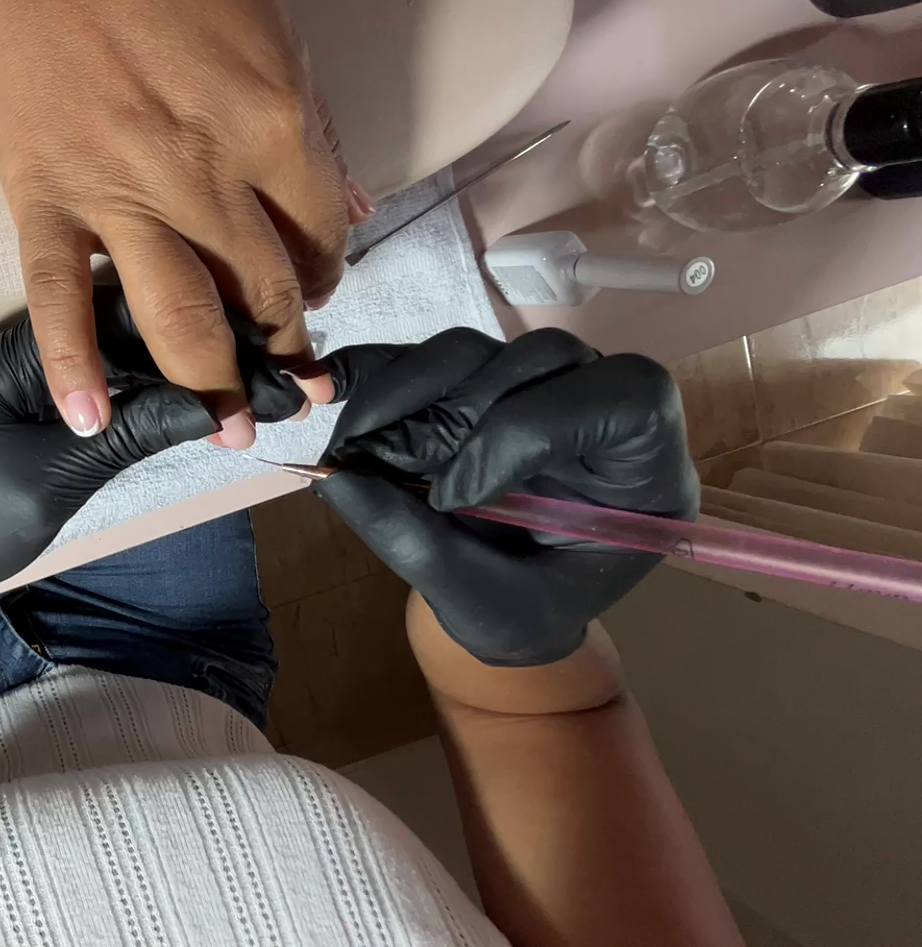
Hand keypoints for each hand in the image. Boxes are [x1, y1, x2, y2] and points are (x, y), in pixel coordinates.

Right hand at [0, 0, 363, 446]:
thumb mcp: (267, 27)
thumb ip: (308, 124)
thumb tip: (342, 206)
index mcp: (270, 122)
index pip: (319, 233)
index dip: (326, 277)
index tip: (317, 298)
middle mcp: (204, 177)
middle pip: (262, 290)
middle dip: (286, 346)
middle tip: (291, 382)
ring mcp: (120, 201)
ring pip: (178, 315)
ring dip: (213, 382)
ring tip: (230, 430)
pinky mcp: (48, 209)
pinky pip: (60, 300)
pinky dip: (71, 365)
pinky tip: (88, 420)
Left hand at [0, 286, 298, 650]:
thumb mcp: (58, 479)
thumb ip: (134, 433)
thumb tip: (222, 406)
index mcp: (10, 353)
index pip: (115, 321)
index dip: (195, 335)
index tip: (268, 357)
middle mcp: (21, 341)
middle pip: (126, 326)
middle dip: (203, 345)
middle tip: (284, 366)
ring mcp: (33, 363)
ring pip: (125, 349)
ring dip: (188, 365)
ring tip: (266, 380)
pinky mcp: (44, 390)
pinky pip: (109, 375)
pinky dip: (158, 387)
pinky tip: (211, 393)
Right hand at [309, 328, 698, 665]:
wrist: (497, 597)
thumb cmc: (518, 609)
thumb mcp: (483, 603)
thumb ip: (419, 547)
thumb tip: (336, 480)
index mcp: (637, 467)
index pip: (625, 397)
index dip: (529, 430)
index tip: (453, 495)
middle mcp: (586, 407)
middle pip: (532, 358)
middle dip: (445, 417)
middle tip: (386, 472)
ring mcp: (516, 388)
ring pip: (464, 351)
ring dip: (396, 396)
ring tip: (354, 453)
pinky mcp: (454, 386)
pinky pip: (407, 359)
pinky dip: (360, 371)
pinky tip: (321, 390)